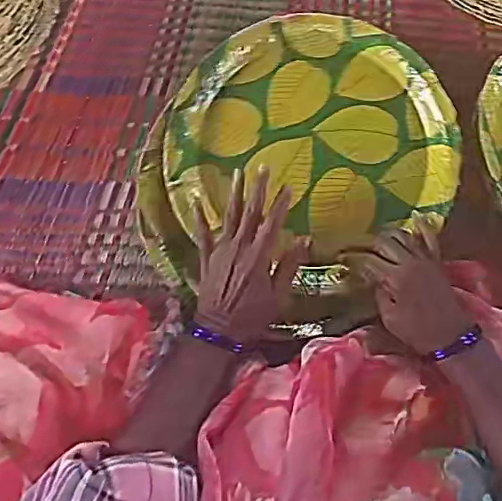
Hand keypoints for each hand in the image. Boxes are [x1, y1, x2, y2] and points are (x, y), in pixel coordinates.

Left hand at [193, 168, 306, 342]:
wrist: (217, 333)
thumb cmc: (252, 317)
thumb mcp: (278, 296)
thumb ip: (289, 266)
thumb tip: (304, 240)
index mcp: (259, 256)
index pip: (273, 223)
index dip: (281, 204)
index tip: (288, 186)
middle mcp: (239, 247)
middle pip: (251, 213)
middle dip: (258, 189)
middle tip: (263, 167)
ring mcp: (220, 251)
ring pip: (229, 216)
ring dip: (234, 193)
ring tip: (237, 172)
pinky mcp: (206, 258)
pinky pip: (203, 234)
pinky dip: (200, 217)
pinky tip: (197, 200)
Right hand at [347, 224, 474, 355]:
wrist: (452, 336)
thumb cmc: (419, 332)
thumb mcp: (391, 319)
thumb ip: (380, 294)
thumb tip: (374, 279)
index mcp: (396, 277)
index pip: (368, 260)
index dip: (353, 257)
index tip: (342, 257)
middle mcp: (409, 261)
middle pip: (383, 242)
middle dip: (366, 243)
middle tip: (355, 246)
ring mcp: (425, 258)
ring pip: (403, 235)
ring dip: (388, 233)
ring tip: (377, 237)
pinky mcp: (437, 260)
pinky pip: (429, 237)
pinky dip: (422, 225)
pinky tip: (414, 216)